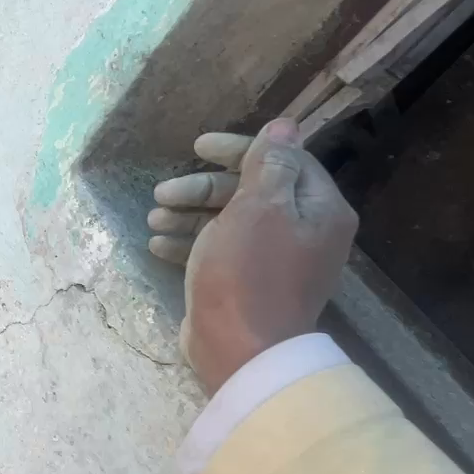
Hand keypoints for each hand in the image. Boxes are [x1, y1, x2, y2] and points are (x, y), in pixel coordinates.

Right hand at [148, 119, 357, 391]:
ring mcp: (274, 259)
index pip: (285, 161)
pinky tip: (158, 244)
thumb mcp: (257, 209)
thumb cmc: (247, 272)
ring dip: (189, 215)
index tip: (197, 147)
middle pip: (251, 192)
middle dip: (203, 190)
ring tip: (154, 219)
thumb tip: (284, 126)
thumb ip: (268, 165)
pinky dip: (189, 242)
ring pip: (229, 221)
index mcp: (318, 210)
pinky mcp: (246, 282)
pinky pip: (217, 249)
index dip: (239, 150)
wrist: (241, 347)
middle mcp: (304, 231)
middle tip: (162, 193)